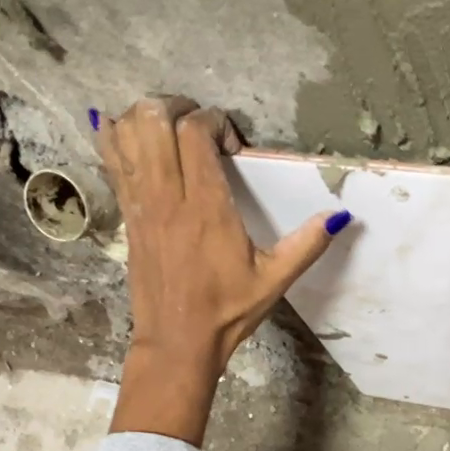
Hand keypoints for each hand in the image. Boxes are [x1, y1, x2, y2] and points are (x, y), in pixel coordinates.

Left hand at [97, 97, 350, 444]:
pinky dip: (116, 136)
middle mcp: (168, 197)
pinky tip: (131, 136)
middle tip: (199, 125)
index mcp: (207, 209)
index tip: (233, 145)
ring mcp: (141, 204)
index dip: (214, 121)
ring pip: (125, 132)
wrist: (177, 342)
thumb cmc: (228, 312)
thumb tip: (340, 213)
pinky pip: (109, 159)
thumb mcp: (275, 280)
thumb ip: (307, 244)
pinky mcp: (126, 215)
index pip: (196, 133)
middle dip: (178, 107)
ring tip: (170, 129)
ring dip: (146, 117)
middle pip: (153, 119)